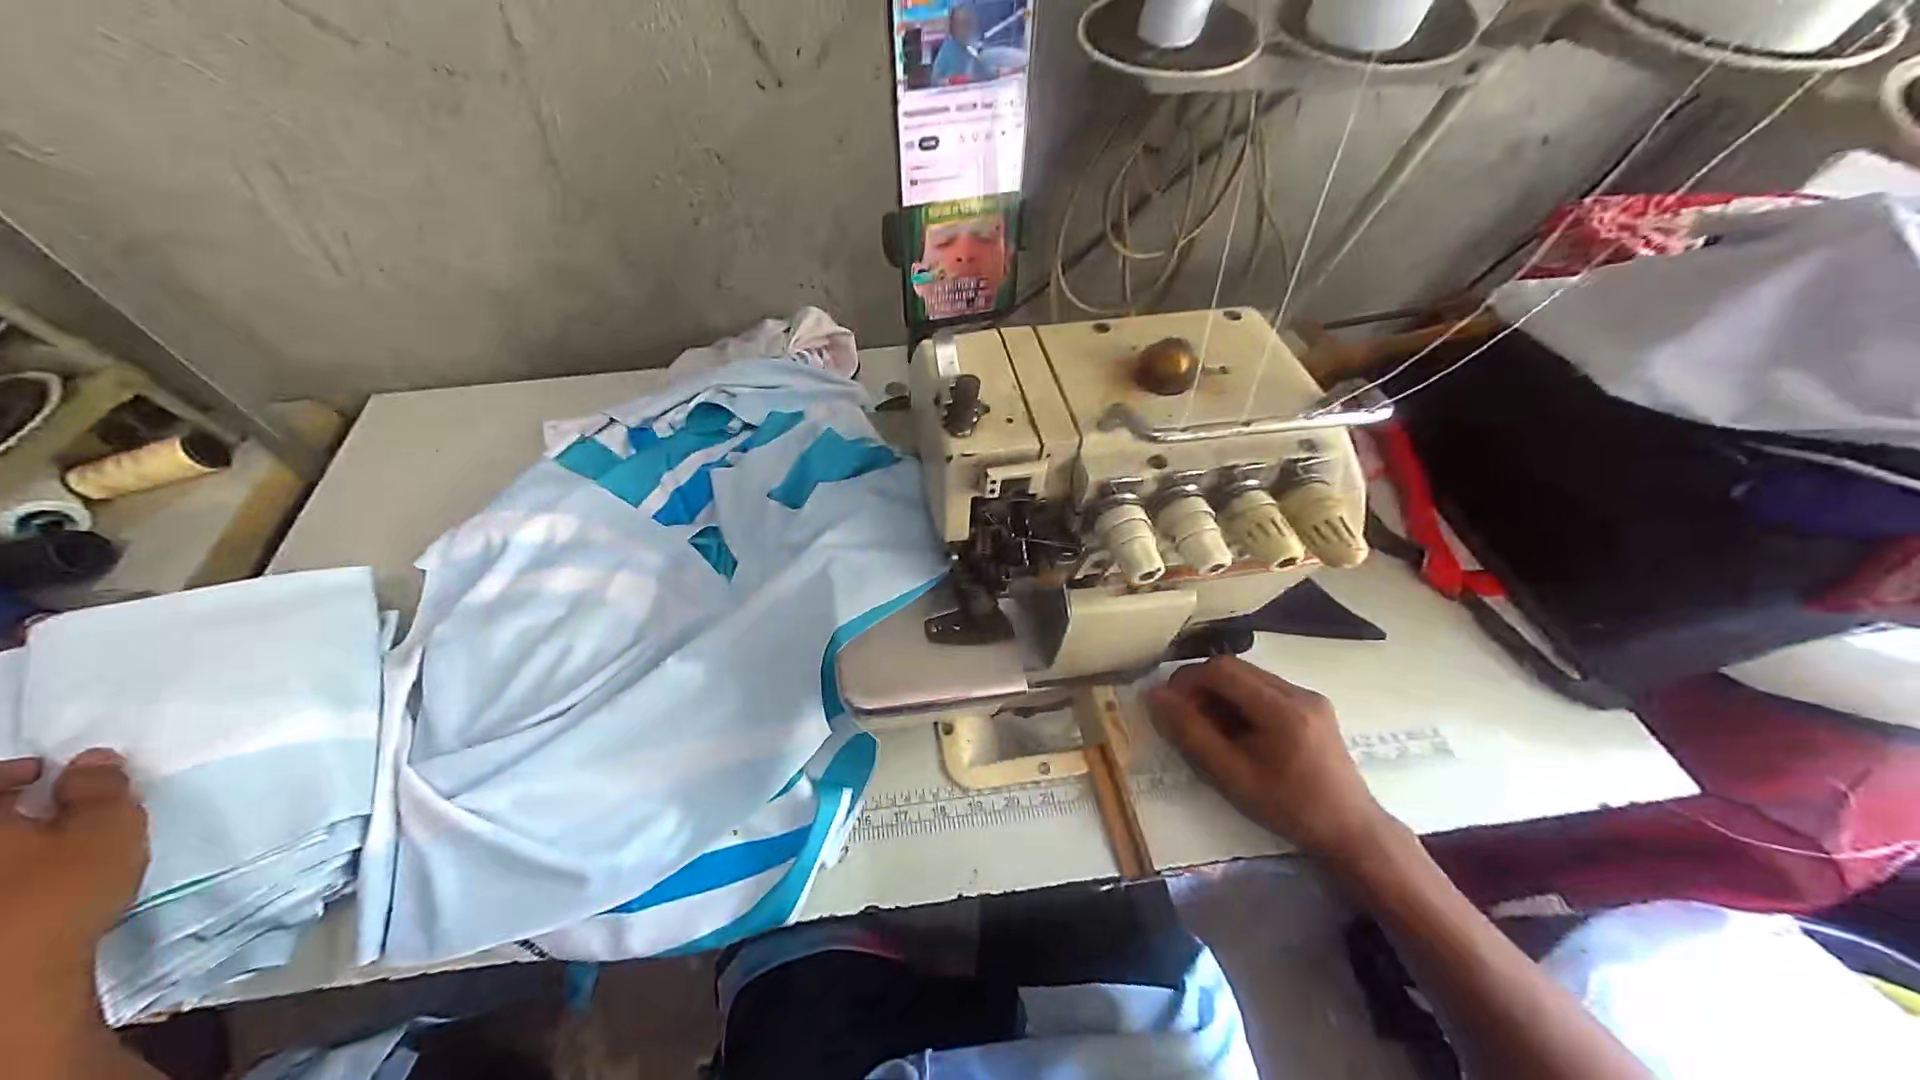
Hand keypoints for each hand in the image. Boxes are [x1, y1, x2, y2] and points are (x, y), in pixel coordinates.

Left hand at [0, 749, 148, 978]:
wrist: (8, 983)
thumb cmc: (60, 890)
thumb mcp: (107, 828)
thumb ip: (102, 787)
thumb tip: (92, 760)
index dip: (18, 771)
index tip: (50, 776)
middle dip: (11, 813)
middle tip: (50, 813)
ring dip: (10, 849)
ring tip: (42, 854)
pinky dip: (7, 880)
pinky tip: (23, 890)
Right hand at [1145, 656, 1401, 861]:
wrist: (1351, 831)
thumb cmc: (1289, 809)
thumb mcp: (1232, 776)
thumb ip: (1191, 734)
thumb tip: (1155, 697)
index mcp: (1282, 709)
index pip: (1221, 670)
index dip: (1186, 681)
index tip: (1168, 707)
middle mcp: (1298, 692)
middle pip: (1234, 667)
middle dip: (1200, 685)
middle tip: (1183, 717)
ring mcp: (1309, 696)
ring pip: (1248, 676)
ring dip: (1219, 693)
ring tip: (1207, 727)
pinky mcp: (1312, 706)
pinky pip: (1264, 689)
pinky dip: (1239, 700)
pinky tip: (1235, 730)